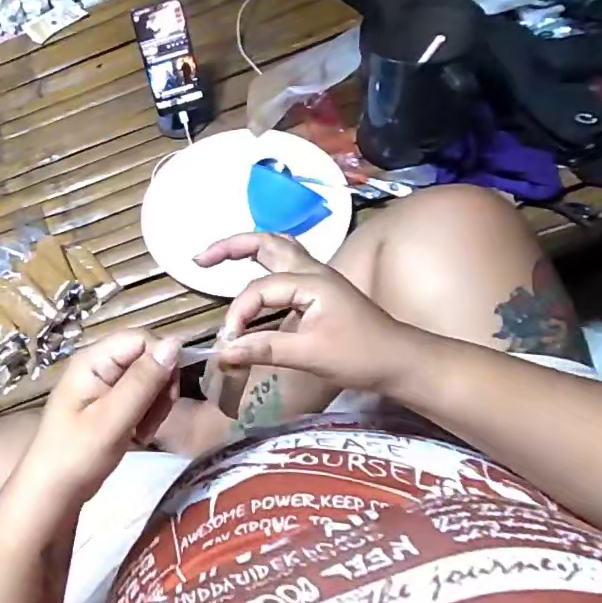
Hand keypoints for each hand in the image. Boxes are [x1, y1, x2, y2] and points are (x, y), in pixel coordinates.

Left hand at [7, 330, 178, 511]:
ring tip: (143, 432)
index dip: (161, 361)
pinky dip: (149, 413)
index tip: (166, 397)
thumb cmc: (76, 456)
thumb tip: (175, 343)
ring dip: (156, 403)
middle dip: (160, 386)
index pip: (142, 338)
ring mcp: (105, 382)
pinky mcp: (111, 400)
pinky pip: (142, 394)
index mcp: (93, 359)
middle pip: (148, 355)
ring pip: (150, 376)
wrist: (52, 495)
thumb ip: (143, 381)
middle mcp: (100, 363)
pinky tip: (139, 434)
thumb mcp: (112, 420)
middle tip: (152, 420)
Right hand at [193, 232, 428, 395]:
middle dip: (231, 246)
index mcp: (310, 280)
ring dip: (248, 246)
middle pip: (265, 242)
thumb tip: (224, 351)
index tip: (229, 343)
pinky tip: (253, 271)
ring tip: (220, 256)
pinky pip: (285, 263)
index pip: (258, 289)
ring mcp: (317, 275)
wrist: (401, 360)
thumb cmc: (360, 356)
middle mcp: (312, 269)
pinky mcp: (319, 288)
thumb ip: (264, 349)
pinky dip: (263, 260)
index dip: (238, 314)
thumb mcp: (310, 355)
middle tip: (200, 259)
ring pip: (277, 247)